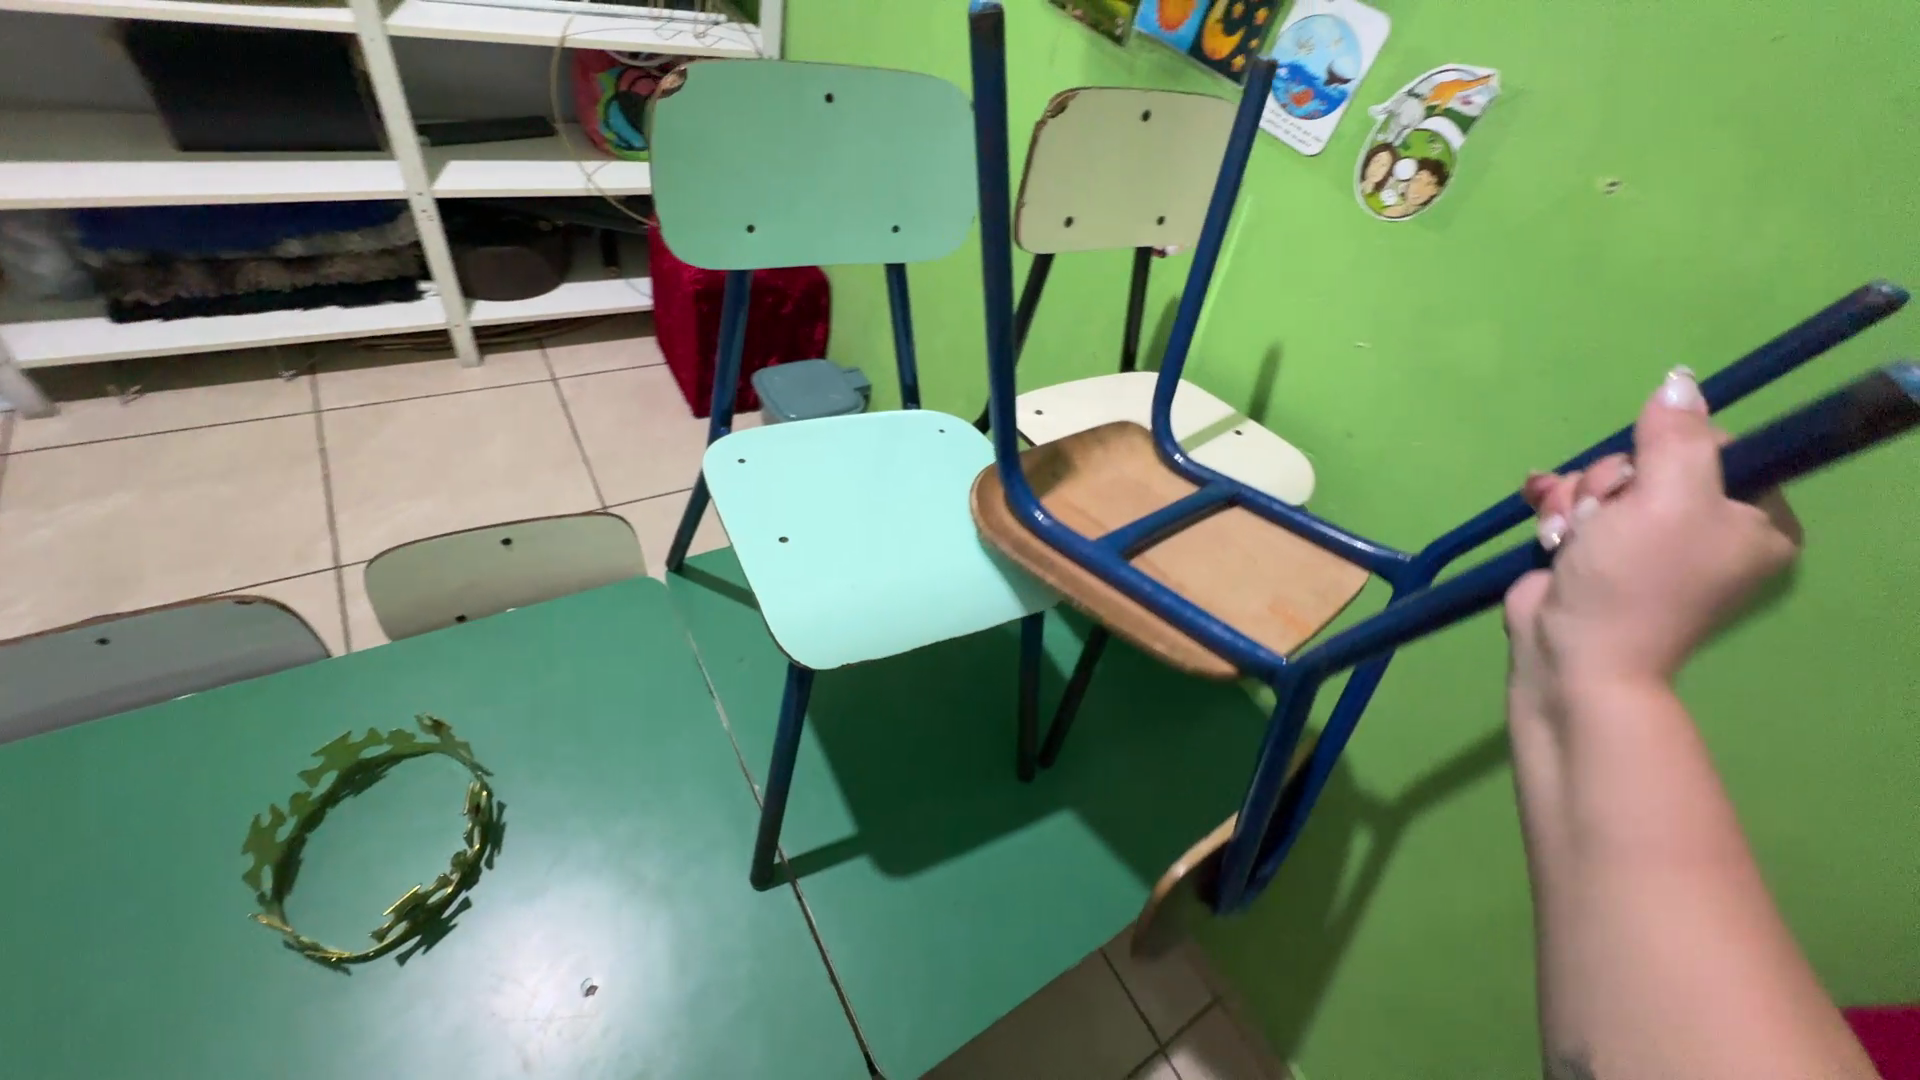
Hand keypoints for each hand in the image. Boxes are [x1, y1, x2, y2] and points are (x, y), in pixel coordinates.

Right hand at [1504, 367, 1803, 709]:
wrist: (1571, 652)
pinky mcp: (1591, 550)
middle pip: (1646, 462)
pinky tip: (1545, 528)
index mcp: (1750, 520)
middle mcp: (1700, 527)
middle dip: (1607, 483)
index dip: (1667, 452)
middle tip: (1600, 517)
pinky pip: (1571, 505)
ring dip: (1573, 502)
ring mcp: (1640, 540)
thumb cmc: (1635, 581)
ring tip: (1566, 535)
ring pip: (1600, 483)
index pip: (1715, 448)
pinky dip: (1553, 513)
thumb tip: (1679, 380)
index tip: (1646, 482)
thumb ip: (1676, 437)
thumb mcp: (1667, 499)